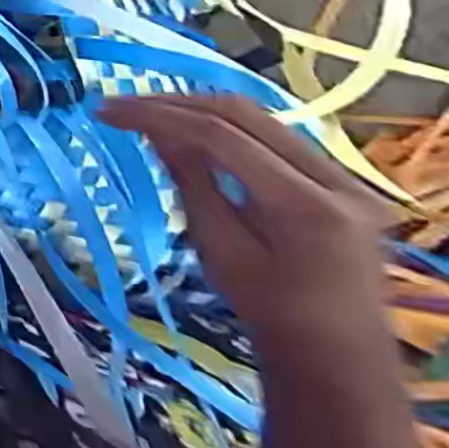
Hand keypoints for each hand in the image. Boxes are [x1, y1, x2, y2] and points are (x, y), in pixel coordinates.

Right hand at [100, 94, 412, 447]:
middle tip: (116, 105)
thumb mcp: (214, 239)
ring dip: (192, 107)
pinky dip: (217, 122)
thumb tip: (149, 125)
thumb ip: (188, 174)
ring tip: (141, 110)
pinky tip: (181, 126)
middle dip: (171, 102)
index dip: (156, 115)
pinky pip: (268, 132)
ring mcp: (344, 177)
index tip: (104, 111)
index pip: (221, 135)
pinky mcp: (336, 178)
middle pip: (242, 114)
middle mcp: (338, 181)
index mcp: (308, 204)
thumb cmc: (264, 302)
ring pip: (256, 116)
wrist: (333, 345)